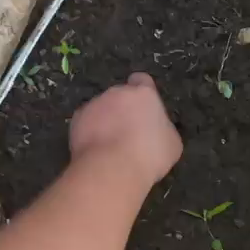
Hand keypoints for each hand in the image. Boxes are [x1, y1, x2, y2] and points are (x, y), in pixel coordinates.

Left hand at [68, 73, 182, 187]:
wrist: (111, 168)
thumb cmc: (149, 155)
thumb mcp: (171, 144)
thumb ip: (162, 128)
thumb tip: (155, 129)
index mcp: (143, 94)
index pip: (142, 80)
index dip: (143, 93)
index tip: (144, 109)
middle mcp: (117, 92)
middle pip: (120, 95)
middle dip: (123, 109)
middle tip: (129, 133)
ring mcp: (94, 104)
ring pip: (101, 108)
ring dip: (105, 119)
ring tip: (110, 145)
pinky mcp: (77, 118)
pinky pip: (86, 121)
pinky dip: (89, 131)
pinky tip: (95, 149)